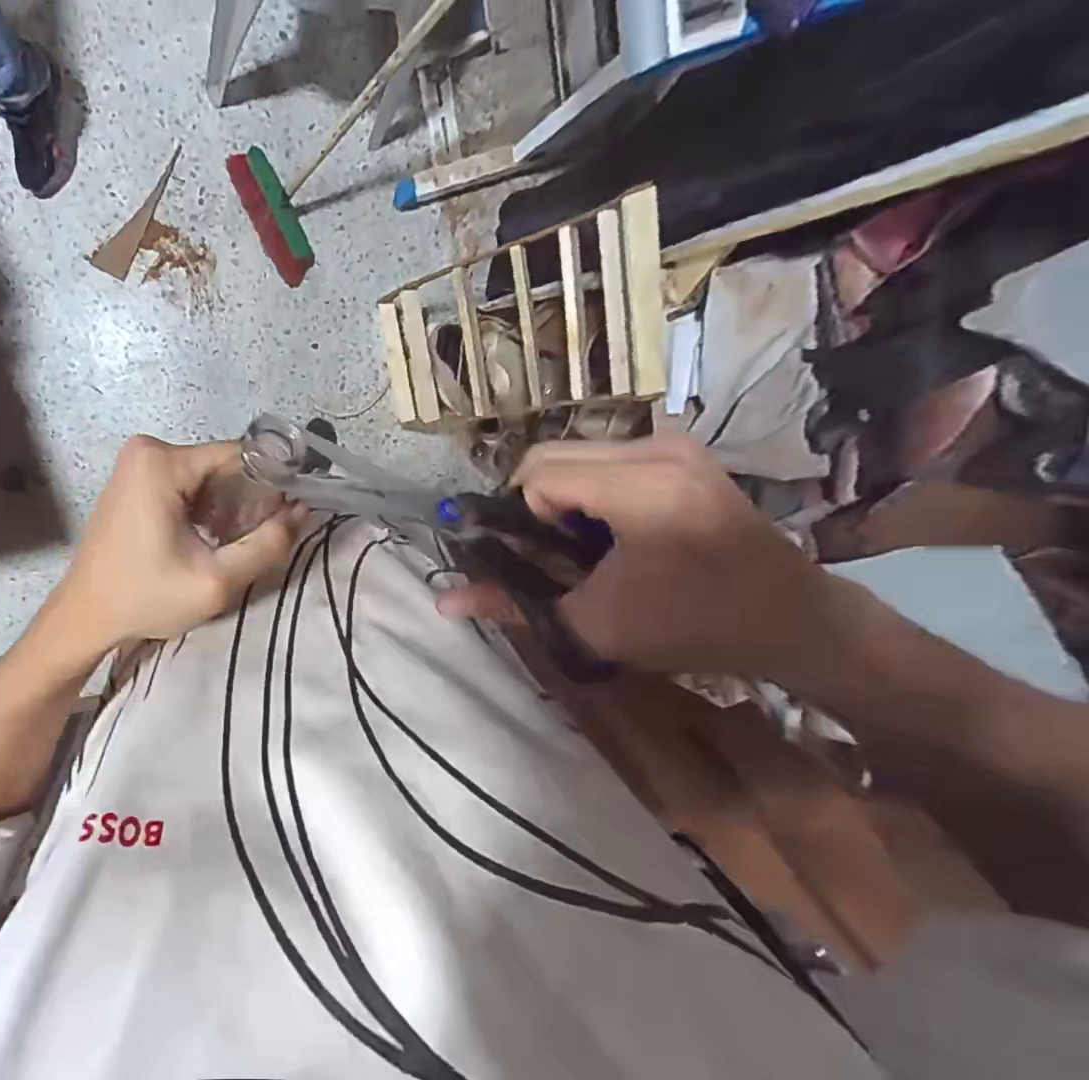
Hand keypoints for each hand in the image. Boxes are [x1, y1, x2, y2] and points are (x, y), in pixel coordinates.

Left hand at [43, 436, 302, 653]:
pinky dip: (204, 510)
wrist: (85, 615)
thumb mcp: (216, 580)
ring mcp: (136, 465)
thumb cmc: (144, 597)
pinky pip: (186, 486)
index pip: (241, 456)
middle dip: (247, 500)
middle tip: (258, 540)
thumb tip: (302, 511)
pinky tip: (209, 542)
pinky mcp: (134, 483)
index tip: (291, 514)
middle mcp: (146, 451)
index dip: (273, 483)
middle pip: (223, 466)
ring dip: (227, 508)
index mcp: (161, 461)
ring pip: (207, 479)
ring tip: (233, 547)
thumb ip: (268, 544)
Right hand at [439, 437, 836, 677]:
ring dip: (556, 493)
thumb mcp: (593, 625)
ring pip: (569, 451)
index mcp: (644, 489)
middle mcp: (658, 450)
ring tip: (581, 539)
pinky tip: (606, 524)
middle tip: (553, 549)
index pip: (539, 477)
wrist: (792, 618)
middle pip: (547, 455)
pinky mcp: (680, 448)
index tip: (550, 558)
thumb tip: (443, 601)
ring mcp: (673, 444)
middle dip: (534, 502)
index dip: (526, 520)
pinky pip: (599, 454)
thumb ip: (512, 606)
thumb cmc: (693, 626)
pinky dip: (583, 485)